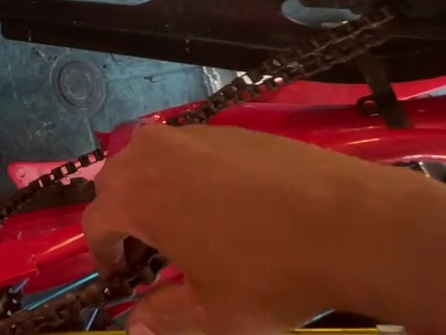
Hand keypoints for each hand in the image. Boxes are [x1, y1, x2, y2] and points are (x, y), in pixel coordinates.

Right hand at [82, 124, 425, 334]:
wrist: (350, 223)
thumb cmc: (271, 273)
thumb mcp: (218, 313)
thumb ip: (167, 317)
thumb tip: (135, 325)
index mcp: (132, 197)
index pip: (95, 224)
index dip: (103, 255)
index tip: (122, 279)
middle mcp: (145, 154)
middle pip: (114, 185)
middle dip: (125, 220)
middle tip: (155, 257)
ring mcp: (182, 136)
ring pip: (147, 163)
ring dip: (154, 194)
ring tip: (191, 229)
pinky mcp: (218, 129)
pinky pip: (184, 153)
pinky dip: (189, 178)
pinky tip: (230, 208)